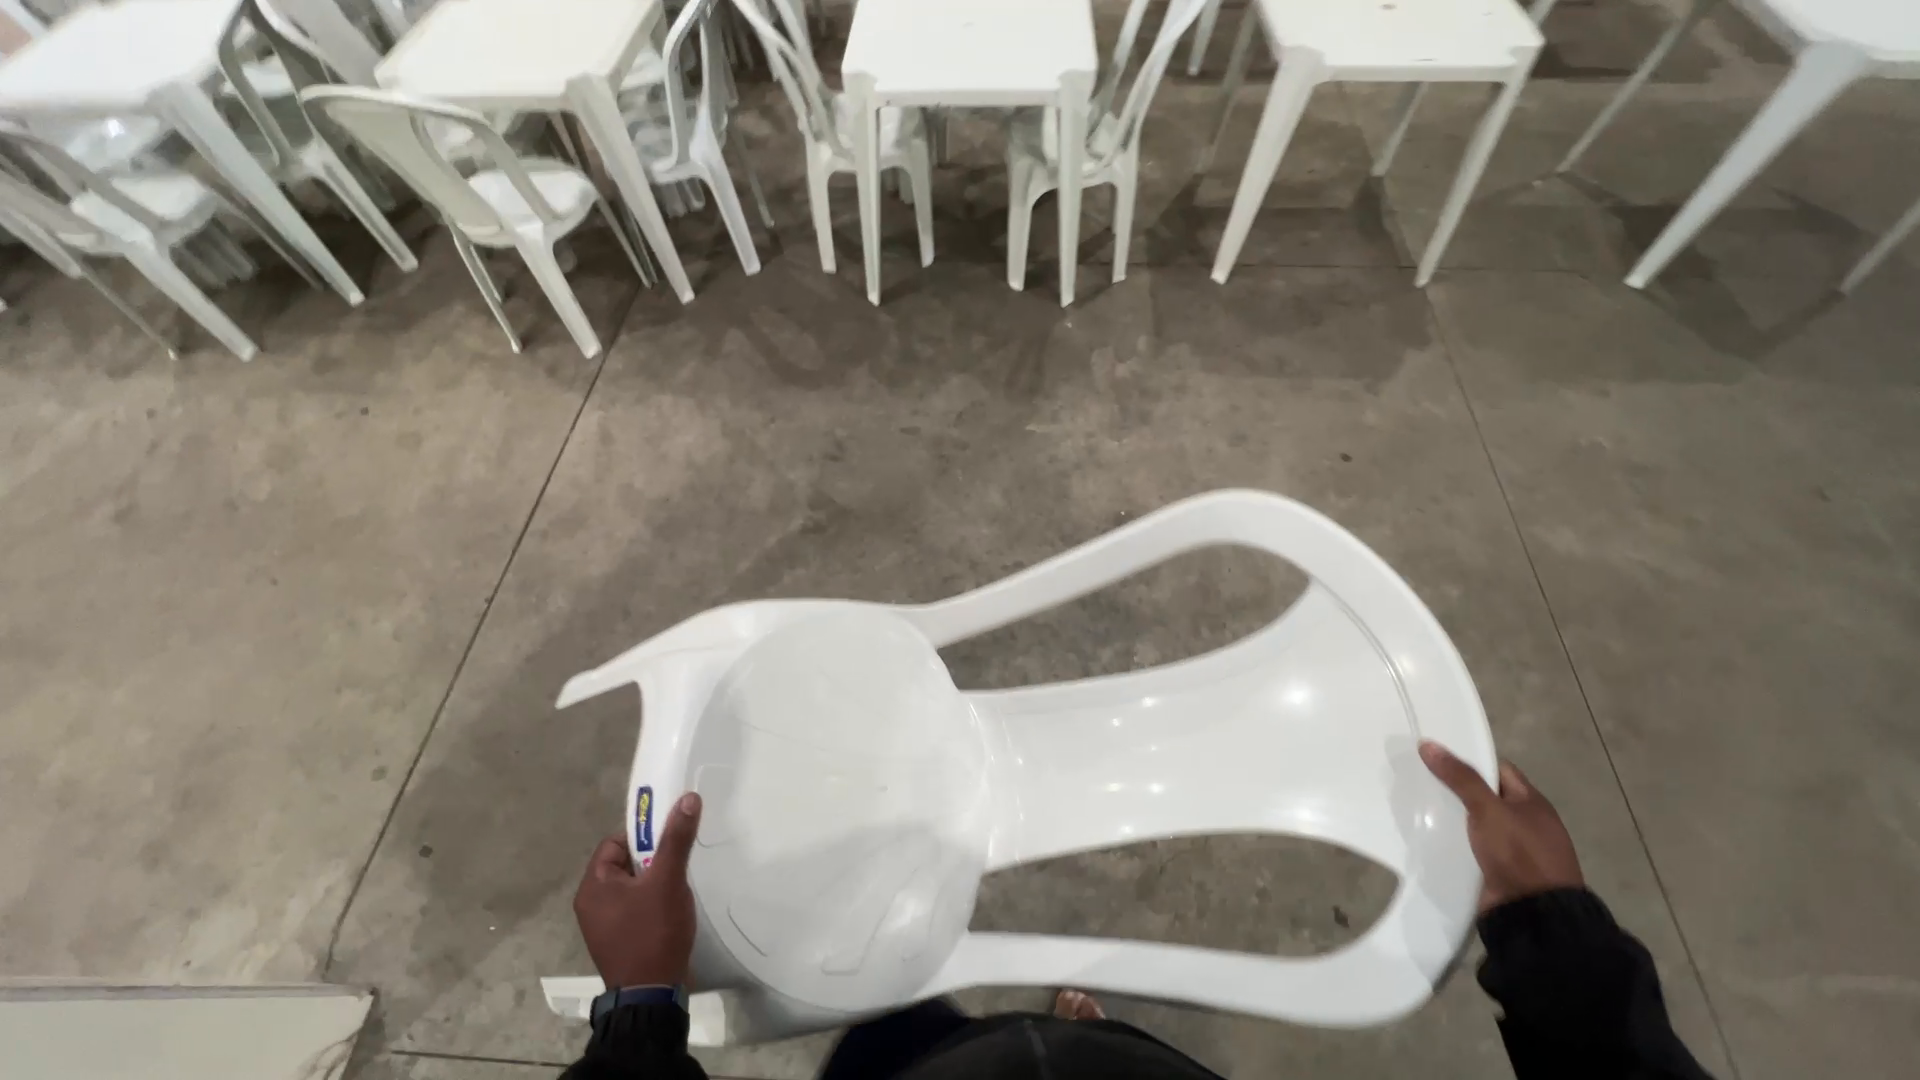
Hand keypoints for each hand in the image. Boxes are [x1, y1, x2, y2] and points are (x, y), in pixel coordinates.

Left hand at [572, 792, 702, 987]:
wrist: (652, 994)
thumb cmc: (652, 932)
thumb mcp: (667, 880)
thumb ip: (676, 839)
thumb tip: (687, 799)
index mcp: (593, 886)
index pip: (615, 843)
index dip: (643, 836)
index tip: (669, 840)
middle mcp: (592, 904)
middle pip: (626, 863)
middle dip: (654, 859)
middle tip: (678, 863)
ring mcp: (605, 925)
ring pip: (634, 886)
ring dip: (657, 880)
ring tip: (679, 885)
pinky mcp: (621, 940)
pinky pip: (637, 907)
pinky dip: (655, 901)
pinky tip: (674, 907)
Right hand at [1420, 741, 1582, 913]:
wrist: (1534, 913)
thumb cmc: (1519, 853)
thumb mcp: (1489, 809)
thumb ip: (1461, 778)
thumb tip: (1429, 745)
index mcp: (1531, 803)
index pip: (1498, 769)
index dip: (1470, 759)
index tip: (1437, 756)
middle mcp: (1524, 822)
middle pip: (1484, 795)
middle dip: (1454, 788)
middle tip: (1420, 778)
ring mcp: (1512, 848)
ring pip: (1474, 822)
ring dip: (1451, 817)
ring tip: (1417, 805)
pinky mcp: (1497, 868)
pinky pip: (1470, 846)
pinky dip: (1453, 840)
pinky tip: (1429, 835)